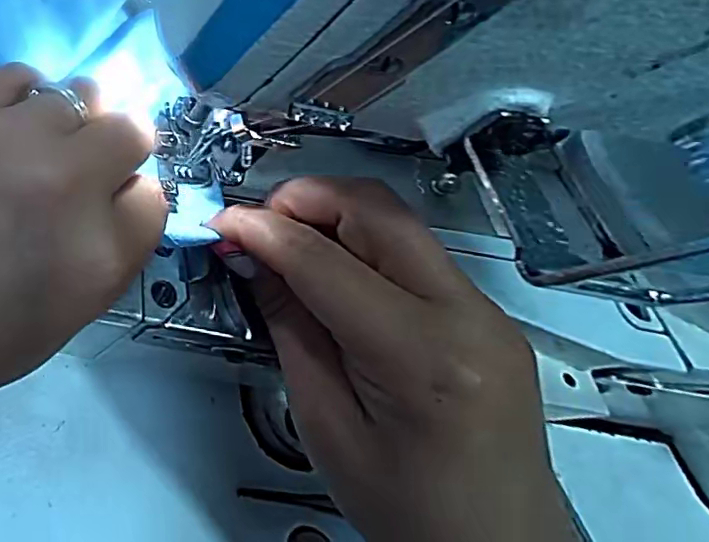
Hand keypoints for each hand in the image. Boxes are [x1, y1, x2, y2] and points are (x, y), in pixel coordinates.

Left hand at [0, 62, 167, 429]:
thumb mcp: (52, 328)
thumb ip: (102, 260)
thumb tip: (118, 200)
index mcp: (93, 258)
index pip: (153, 198)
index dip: (129, 203)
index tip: (105, 209)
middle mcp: (66, 186)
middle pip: (131, 131)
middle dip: (115, 151)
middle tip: (79, 169)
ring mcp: (13, 138)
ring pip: (81, 95)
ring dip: (68, 122)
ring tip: (35, 145)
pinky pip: (23, 76)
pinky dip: (22, 98)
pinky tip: (1, 125)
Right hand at [212, 176, 572, 541]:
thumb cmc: (417, 516)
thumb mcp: (325, 422)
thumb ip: (287, 323)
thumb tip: (253, 256)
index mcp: (422, 358)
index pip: (321, 258)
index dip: (260, 229)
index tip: (225, 222)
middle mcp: (466, 317)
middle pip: (371, 206)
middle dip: (301, 199)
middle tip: (256, 225)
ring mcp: (483, 308)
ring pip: (391, 213)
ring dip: (329, 211)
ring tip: (287, 244)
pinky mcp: (483, 307)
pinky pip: (409, 243)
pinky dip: (357, 236)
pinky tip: (329, 266)